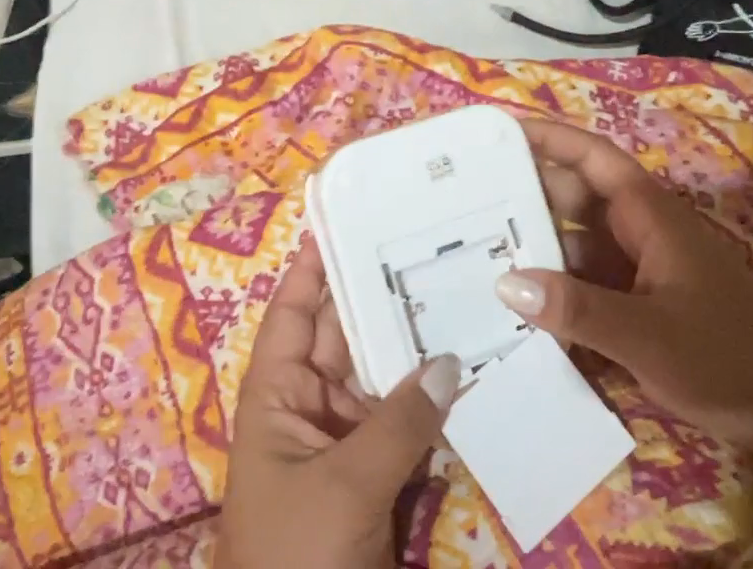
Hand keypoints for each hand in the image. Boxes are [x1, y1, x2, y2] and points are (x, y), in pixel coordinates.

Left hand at [218, 238, 459, 568]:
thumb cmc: (295, 553)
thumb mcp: (343, 485)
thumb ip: (399, 422)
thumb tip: (450, 360)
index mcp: (278, 392)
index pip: (294, 310)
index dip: (316, 264)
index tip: (351, 216)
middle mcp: (312, 402)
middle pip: (346, 334)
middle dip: (382, 293)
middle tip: (431, 241)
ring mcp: (348, 436)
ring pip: (384, 374)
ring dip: (417, 341)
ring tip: (463, 286)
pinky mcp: (380, 470)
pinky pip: (409, 419)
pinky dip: (436, 394)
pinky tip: (474, 359)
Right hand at [497, 119, 752, 446]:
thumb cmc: (728, 358)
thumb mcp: (649, 335)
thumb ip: (579, 310)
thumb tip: (505, 282)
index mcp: (650, 216)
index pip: (592, 158)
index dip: (548, 138)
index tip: (496, 132)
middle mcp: (639, 232)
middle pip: (572, 199)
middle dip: (523, 194)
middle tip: (460, 201)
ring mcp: (636, 269)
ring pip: (574, 244)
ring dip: (532, 246)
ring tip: (470, 250)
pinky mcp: (634, 303)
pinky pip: (582, 283)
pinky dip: (551, 287)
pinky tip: (512, 304)